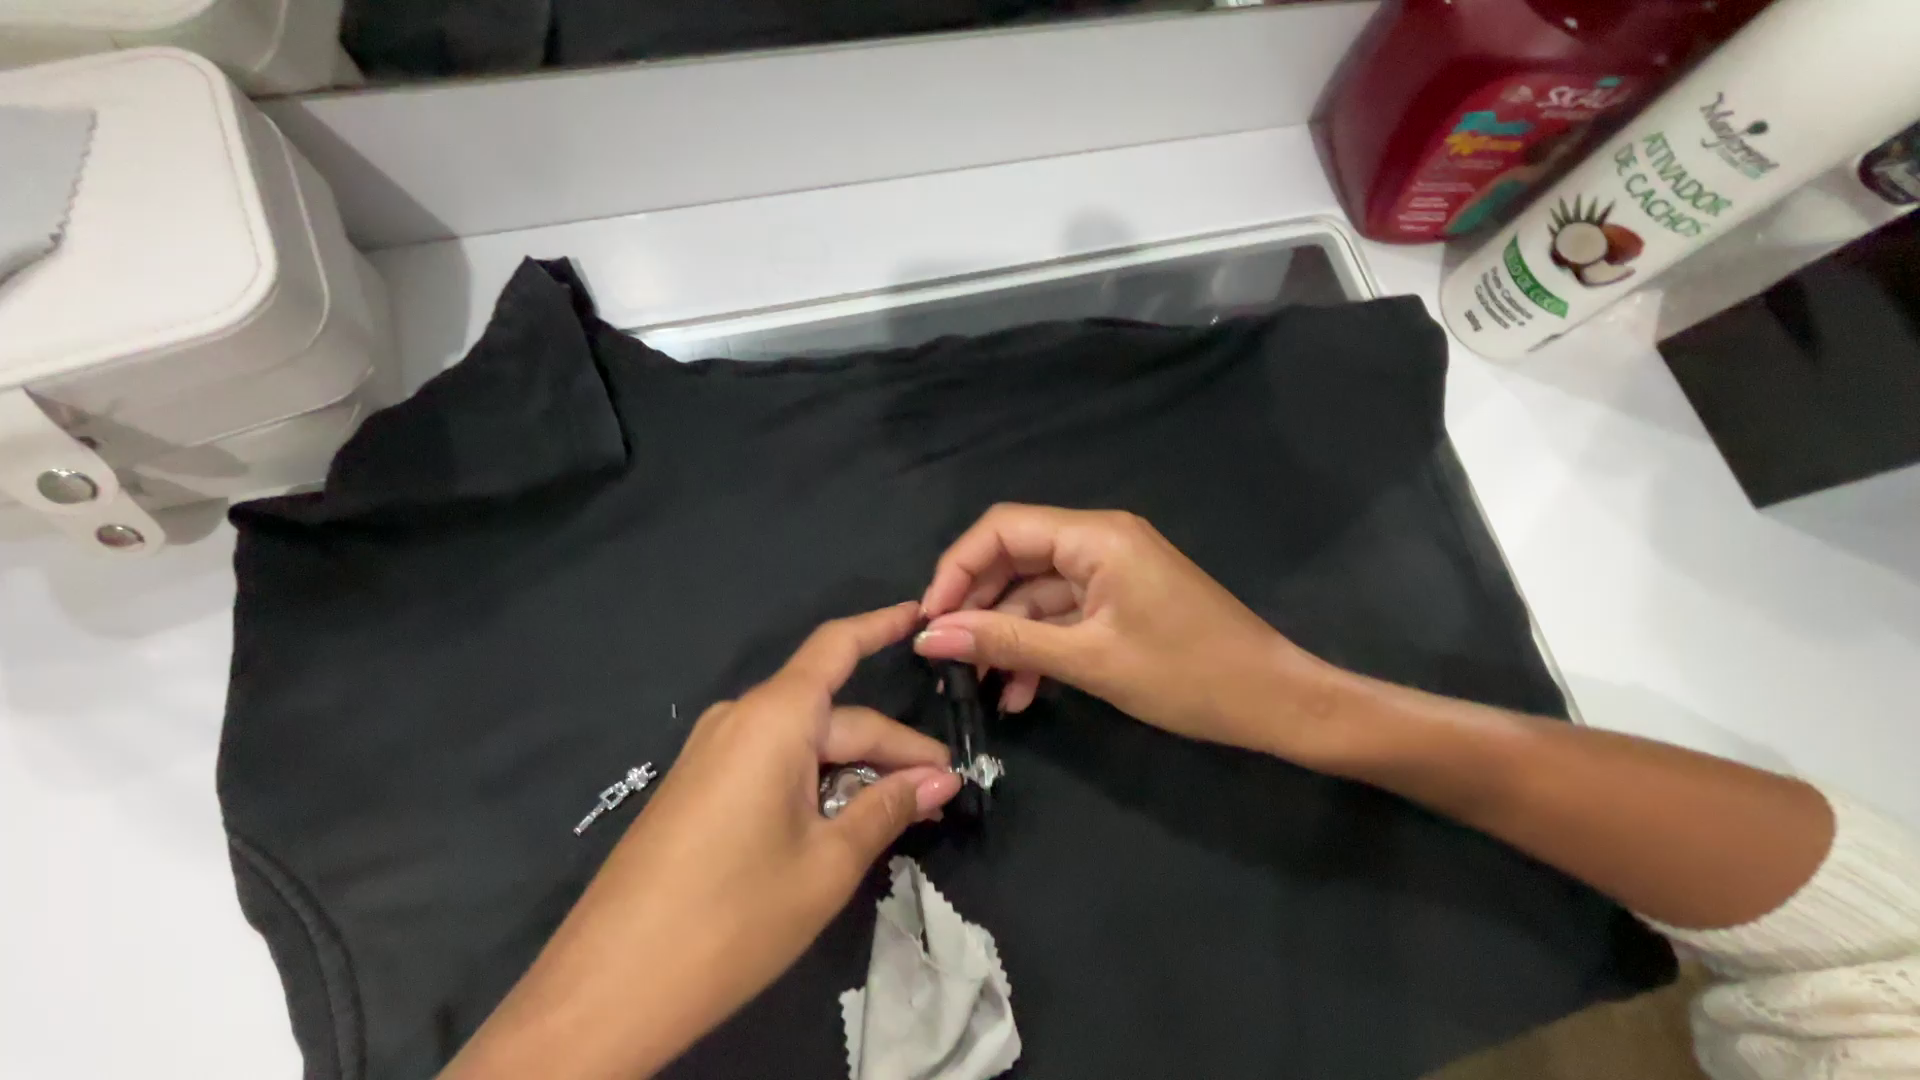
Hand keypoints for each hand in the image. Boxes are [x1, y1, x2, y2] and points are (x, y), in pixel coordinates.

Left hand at [445, 603, 961, 1079]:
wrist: (609, 986)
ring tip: (904, 813)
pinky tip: (843, 824)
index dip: (882, 626)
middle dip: (891, 750)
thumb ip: (888, 809)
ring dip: (855, 771)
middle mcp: (740, 720)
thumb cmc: (733, 916)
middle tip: (944, 793)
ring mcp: (712, 755)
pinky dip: (817, 785)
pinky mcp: (698, 790)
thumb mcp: (827, 864)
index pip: (838, 648)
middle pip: (834, 717)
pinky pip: (772, 767)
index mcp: (774, 718)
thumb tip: (941, 780)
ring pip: (804, 745)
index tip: (923, 614)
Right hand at [915, 504, 1336, 760]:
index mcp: (1096, 536)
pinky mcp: (1120, 599)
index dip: (956, 568)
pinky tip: (1020, 692)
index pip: (1002, 529)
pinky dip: (1039, 645)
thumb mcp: (1088, 660)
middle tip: (947, 656)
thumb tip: (930, 636)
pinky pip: (1063, 613)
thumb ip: (1005, 641)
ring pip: (1035, 591)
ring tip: (980, 686)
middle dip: (977, 606)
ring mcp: (1111, 570)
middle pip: (1014, 557)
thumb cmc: (1187, 676)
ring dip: (1006, 635)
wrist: (1274, 702)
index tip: (930, 619)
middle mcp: (1100, 540)